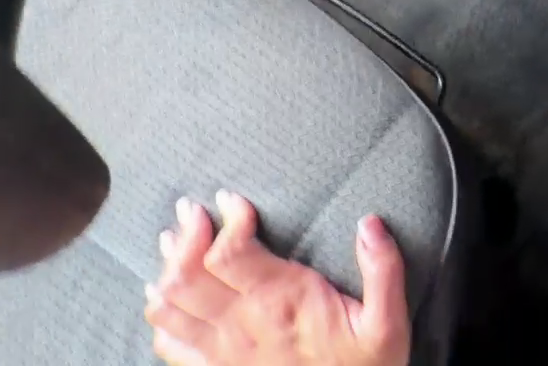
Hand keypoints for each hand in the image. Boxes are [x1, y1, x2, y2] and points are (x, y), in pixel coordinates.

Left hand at [144, 190, 409, 365]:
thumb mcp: (388, 320)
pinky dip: (159, 314)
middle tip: (192, 207)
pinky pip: (167, 344)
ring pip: (171, 306)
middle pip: (189, 276)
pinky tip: (161, 295)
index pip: (232, 254)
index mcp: (284, 302)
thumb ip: (383, 267)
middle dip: (187, 235)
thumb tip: (369, 222)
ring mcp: (222, 353)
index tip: (232, 197)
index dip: (226, 221)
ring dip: (167, 268)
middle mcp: (243, 325)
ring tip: (173, 236)